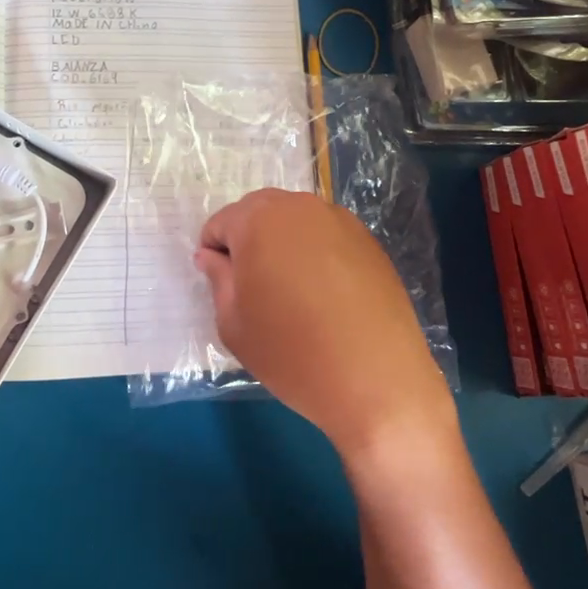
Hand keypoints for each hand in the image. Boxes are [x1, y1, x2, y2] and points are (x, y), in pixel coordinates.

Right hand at [195, 189, 453, 456]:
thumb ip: (218, 279)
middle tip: (254, 290)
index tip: (224, 288)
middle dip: (249, 242)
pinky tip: (325, 297)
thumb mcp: (233, 322)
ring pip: (296, 223)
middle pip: (260, 213)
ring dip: (283, 246)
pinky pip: (327, 238)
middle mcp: (300, 207)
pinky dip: (316, 256)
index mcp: (259, 219)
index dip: (215, 254)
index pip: (221, 223)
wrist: (376, 380)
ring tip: (292, 294)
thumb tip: (212, 256)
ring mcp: (341, 222)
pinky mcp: (370, 243)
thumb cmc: (290, 351)